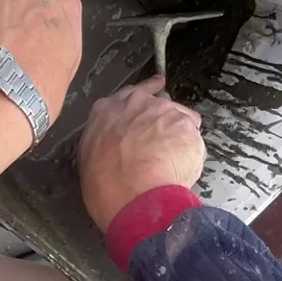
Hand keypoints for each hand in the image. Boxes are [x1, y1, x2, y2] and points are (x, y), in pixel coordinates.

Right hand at [77, 76, 205, 230]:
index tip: (155, 87)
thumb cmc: (106, 184)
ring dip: (177, 135)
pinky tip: (181, 166)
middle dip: (160, 118)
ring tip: (172, 161)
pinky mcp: (187, 125)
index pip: (127, 94)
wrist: (132, 194)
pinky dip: (190, 149)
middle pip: (156, 103)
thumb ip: (104, 141)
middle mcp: (136, 104)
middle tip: (163, 136)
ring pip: (178, 117)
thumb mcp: (88, 159)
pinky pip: (193, 136)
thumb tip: (111, 147)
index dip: (143, 93)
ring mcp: (163, 112)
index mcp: (106, 112)